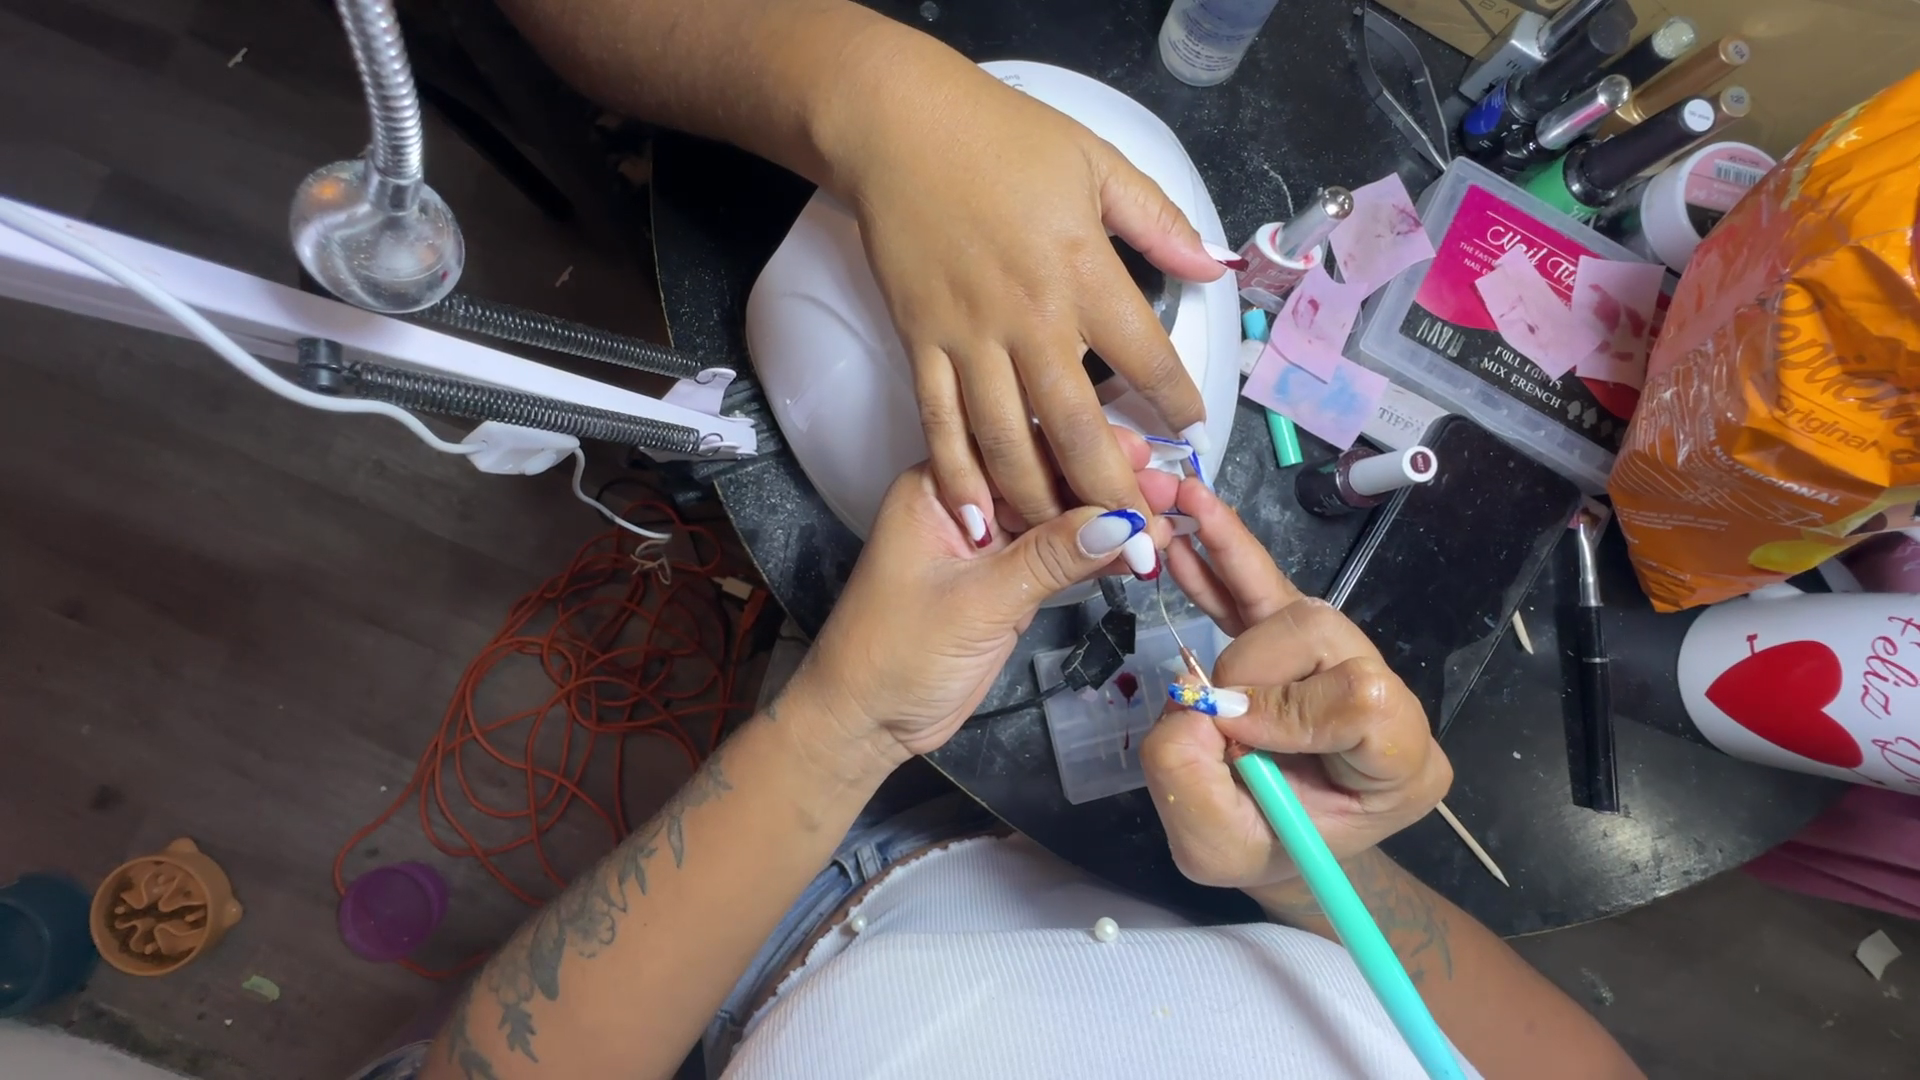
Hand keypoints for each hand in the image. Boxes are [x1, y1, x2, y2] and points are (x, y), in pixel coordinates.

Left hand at [785, 431, 1179, 769]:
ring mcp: (989, 543)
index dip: (1081, 450)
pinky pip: (1058, 558)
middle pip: (1045, 480)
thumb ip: (1048, 558)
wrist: (869, 720)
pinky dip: (1095, 557)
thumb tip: (1123, 521)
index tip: (1141, 453)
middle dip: (1105, 485)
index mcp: (940, 485)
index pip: (1018, 448)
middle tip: (1169, 488)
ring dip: (1109, 523)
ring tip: (1167, 521)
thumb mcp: (975, 601)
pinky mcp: (1006, 581)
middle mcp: (965, 503)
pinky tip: (1138, 555)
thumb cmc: (898, 652)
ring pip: (1058, 519)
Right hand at [818, 34, 1226, 538]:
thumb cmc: (1001, 140)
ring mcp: (968, 340)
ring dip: (1038, 499)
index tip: (1192, 440)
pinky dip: (957, 476)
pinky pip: (939, 424)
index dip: (1177, 406)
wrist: (899, 129)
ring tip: (1064, 542)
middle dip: (1110, 490)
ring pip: (1005, 439)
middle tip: (1135, 542)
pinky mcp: (922, 348)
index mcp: (1081, 272)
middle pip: (1076, 425)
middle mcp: (1028, 319)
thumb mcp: (1096, 162)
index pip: (1146, 357)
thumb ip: (1157, 219)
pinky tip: (978, 519)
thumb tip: (1211, 266)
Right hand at [1142, 479, 1451, 895]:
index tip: (1232, 734)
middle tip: (1208, 705)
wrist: (1274, 841)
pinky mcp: (1299, 641)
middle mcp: (1386, 701)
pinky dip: (1221, 564)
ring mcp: (1345, 661)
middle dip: (1248, 660)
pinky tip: (1184, 534)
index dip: (1288, 707)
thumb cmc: (1256, 851)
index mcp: (1399, 766)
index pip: (1366, 701)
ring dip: (1229, 563)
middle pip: (1322, 634)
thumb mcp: (1214, 847)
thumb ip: (1191, 780)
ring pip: (1291, 599)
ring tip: (1179, 512)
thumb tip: (1189, 697)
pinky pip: (1261, 592)